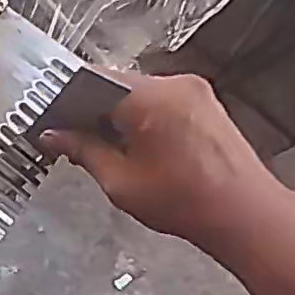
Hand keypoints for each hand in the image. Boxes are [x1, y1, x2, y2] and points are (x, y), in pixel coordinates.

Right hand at [39, 73, 294, 256]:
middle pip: (113, 85)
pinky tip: (130, 145)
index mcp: (149, 99)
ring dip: (112, 114)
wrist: (244, 212)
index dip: (64, 102)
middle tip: (69, 140)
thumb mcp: (119, 181)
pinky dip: (136, 116)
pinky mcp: (203, 102)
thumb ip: (83, 151)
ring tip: (101, 148)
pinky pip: (157, 99)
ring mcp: (192, 90)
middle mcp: (173, 84)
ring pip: (134, 92)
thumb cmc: (185, 201)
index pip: (90, 82)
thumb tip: (52, 137)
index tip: (50, 124)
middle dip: (88, 110)